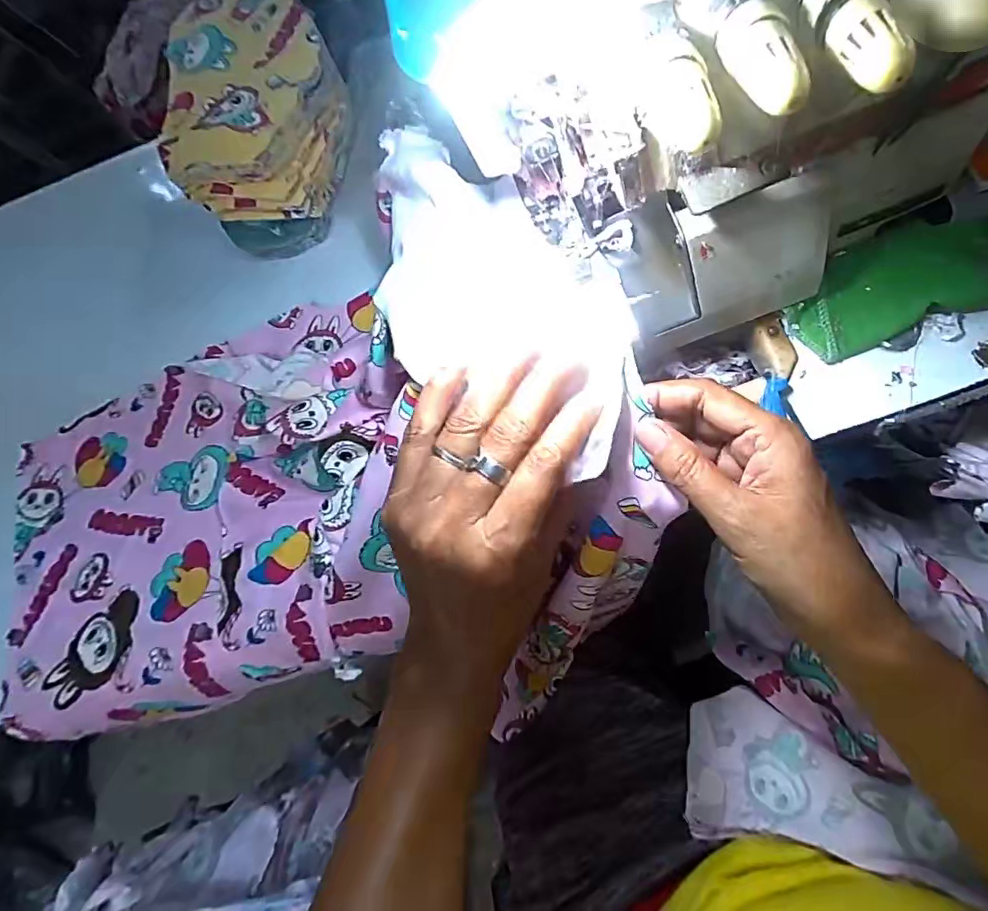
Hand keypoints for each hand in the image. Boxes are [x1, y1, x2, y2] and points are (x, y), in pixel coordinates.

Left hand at [384, 355, 597, 704]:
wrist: (446, 639)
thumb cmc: (507, 606)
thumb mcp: (544, 560)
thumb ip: (558, 497)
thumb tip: (576, 435)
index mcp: (499, 546)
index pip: (539, 468)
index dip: (568, 424)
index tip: (591, 390)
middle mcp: (453, 521)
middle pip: (500, 439)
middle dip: (538, 390)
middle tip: (562, 355)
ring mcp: (417, 505)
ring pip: (460, 428)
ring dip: (494, 382)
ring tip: (521, 349)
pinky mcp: (395, 495)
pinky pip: (416, 435)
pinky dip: (437, 397)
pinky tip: (460, 366)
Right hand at [634, 378, 897, 645]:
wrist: (837, 610)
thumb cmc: (792, 559)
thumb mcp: (733, 513)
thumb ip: (686, 468)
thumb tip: (643, 428)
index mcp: (769, 434)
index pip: (710, 397)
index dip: (668, 395)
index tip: (625, 402)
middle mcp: (763, 441)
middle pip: (707, 416)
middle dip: (666, 419)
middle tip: (619, 427)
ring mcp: (757, 466)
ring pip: (706, 443)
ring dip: (672, 445)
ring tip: (627, 447)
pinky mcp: (751, 490)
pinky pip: (712, 468)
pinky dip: (686, 469)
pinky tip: (655, 472)